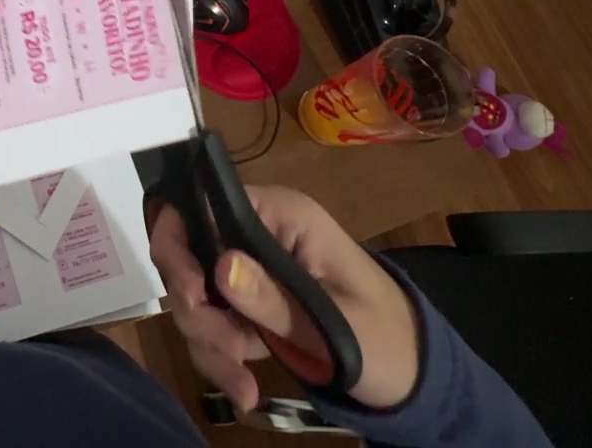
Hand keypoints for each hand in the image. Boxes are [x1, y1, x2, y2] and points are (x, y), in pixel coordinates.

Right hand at [149, 185, 418, 411]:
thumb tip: (221, 267)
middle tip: (226, 347)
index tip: (190, 293)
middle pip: (188, 253)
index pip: (202, 204)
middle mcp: (255, 231)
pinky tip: (243, 388)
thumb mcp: (336, 325)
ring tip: (242, 379)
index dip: (178, 241)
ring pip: (192, 293)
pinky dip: (216, 356)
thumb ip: (275, 298)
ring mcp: (247, 267)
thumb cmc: (387, 339)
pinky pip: (208, 321)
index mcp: (279, 215)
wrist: (413, 380)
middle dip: (196, 308)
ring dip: (207, 339)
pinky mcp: (245, 301)